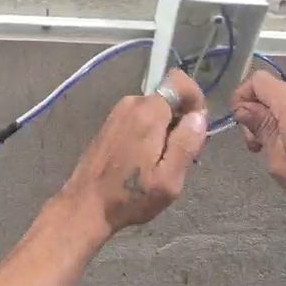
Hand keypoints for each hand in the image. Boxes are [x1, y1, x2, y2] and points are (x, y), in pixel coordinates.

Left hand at [51, 69, 208, 237]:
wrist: (86, 204)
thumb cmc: (130, 196)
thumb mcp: (168, 178)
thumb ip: (186, 143)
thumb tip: (199, 116)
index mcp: (148, 112)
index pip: (179, 81)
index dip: (195, 101)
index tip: (195, 131)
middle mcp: (132, 103)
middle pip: (169, 100)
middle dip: (181, 123)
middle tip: (179, 158)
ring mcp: (118, 112)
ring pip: (156, 111)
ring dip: (165, 132)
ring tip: (160, 165)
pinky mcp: (111, 123)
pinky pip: (140, 119)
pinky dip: (149, 134)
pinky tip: (143, 162)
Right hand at [231, 70, 285, 235]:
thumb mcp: (278, 159)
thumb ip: (259, 127)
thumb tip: (243, 108)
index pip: (258, 80)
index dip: (242, 97)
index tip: (242, 125)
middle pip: (272, 89)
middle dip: (257, 112)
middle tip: (257, 146)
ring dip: (273, 119)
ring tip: (274, 150)